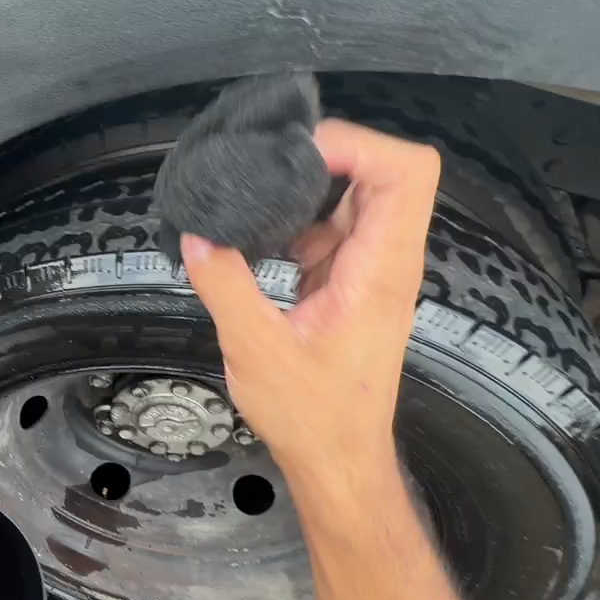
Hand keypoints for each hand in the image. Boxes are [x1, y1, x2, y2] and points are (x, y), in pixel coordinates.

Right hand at [179, 119, 439, 477]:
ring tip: (249, 202)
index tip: (292, 152)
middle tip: (263, 165)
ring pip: (357, 206)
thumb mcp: (253, 346)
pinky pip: (333, 237)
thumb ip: (224, 285)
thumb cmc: (307, 409)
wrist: (336, 454)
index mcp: (378, 270)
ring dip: (307, 196)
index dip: (356, 145)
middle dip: (326, 161)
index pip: (403, 173)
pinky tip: (255, 245)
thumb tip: (196, 238)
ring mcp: (372, 276)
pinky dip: (296, 228)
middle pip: (384, 179)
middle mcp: (387, 264)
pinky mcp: (351, 291)